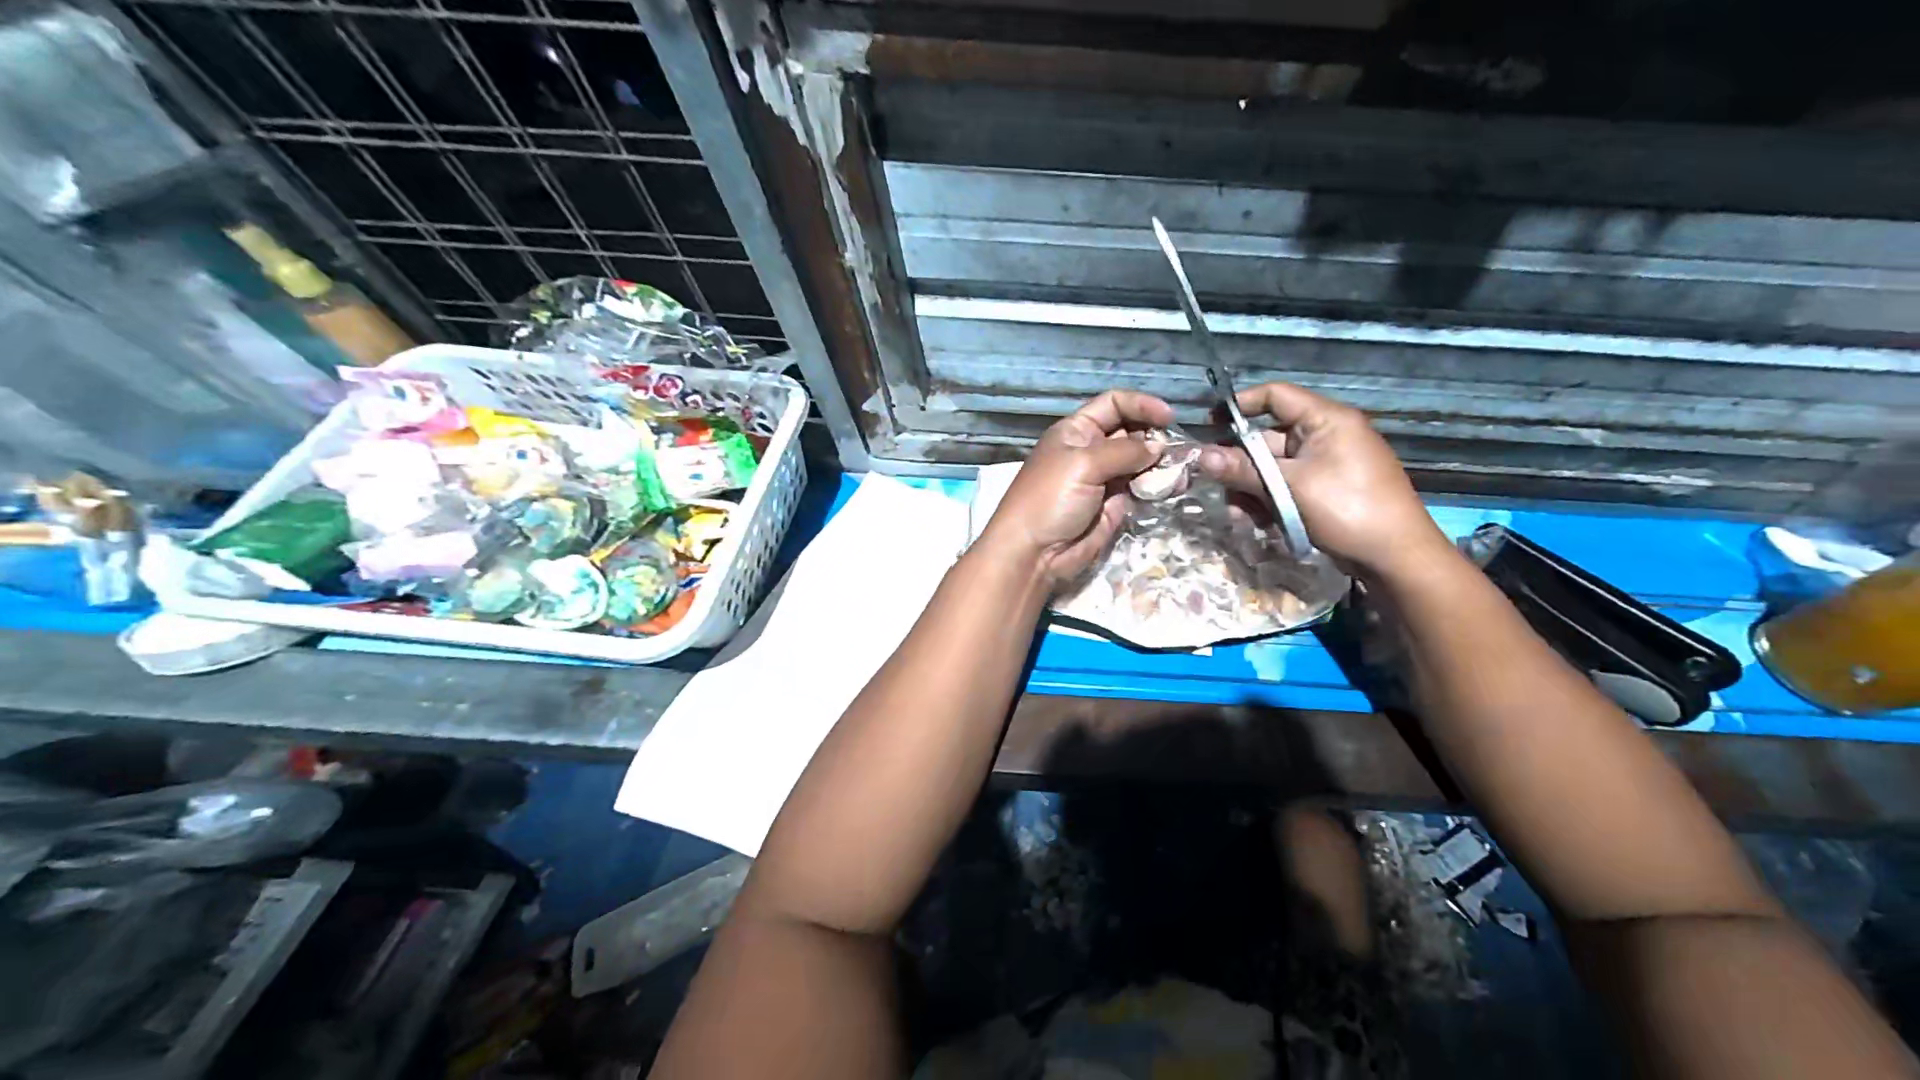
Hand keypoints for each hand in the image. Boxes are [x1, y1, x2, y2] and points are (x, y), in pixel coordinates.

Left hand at [977, 390, 1174, 588]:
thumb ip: (1124, 452)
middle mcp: (1091, 450)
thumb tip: (1159, 447)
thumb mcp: (1083, 464)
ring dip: (1162, 464)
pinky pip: (1141, 489)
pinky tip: (1174, 488)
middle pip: (1132, 433)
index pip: (1114, 404)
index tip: (1169, 417)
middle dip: (1157, 437)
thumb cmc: (1049, 499)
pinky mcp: (1114, 505)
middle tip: (1181, 451)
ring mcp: (1103, 478)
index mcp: (1076, 431)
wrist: (1034, 553)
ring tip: (1183, 471)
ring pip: (1141, 463)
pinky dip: (1158, 487)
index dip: (1141, 405)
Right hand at [1197, 382, 1451, 579]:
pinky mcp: (1324, 490)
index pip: (1276, 395)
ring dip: (1250, 489)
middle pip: (1267, 438)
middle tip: (1218, 486)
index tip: (1210, 424)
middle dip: (1240, 464)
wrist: (1396, 557)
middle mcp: (1326, 436)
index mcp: (1327, 420)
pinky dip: (1268, 502)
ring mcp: (1325, 465)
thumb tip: (1201, 456)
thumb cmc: (1347, 509)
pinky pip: (1285, 487)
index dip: (1241, 404)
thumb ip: (1243, 470)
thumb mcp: (1290, 487)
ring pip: (1272, 468)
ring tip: (1240, 515)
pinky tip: (1258, 522)